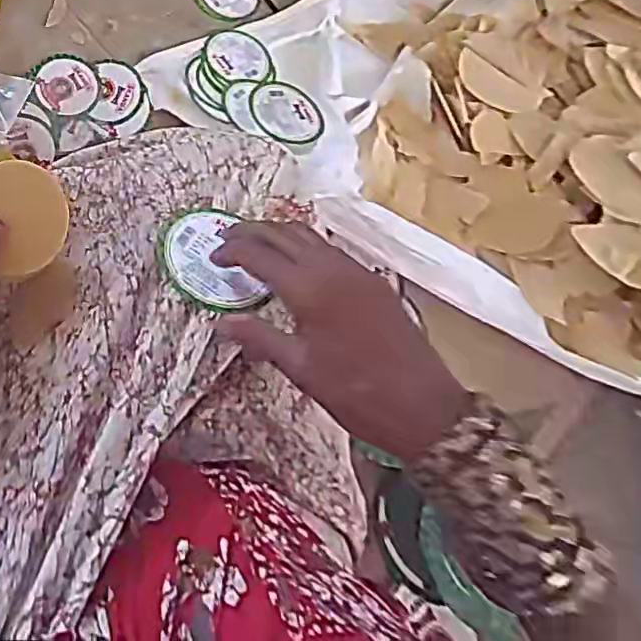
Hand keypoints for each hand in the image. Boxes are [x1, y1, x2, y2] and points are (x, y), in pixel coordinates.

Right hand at [211, 222, 470, 459]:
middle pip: (282, 232)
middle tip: (226, 241)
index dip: (232, 252)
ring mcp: (354, 270)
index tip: (213, 258)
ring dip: (277, 232)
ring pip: (307, 234)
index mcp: (309, 289)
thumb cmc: (357, 393)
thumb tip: (221, 323)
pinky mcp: (371, 278)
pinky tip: (294, 262)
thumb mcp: (302, 370)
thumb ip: (260, 338)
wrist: (426, 409)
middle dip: (250, 231)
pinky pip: (327, 247)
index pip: (259, 254)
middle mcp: (330, 268)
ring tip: (254, 244)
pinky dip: (301, 243)